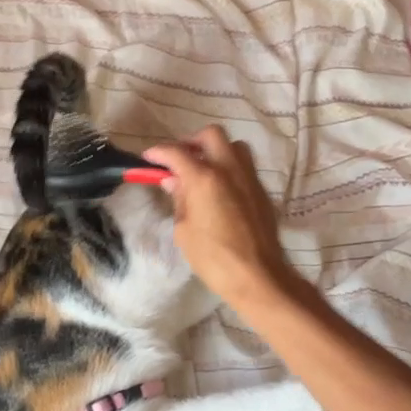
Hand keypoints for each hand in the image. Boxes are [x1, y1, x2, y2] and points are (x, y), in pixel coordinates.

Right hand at [143, 126, 299, 308]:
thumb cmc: (213, 258)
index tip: (148, 158)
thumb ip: (179, 200)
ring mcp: (249, 178)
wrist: (257, 275)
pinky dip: (229, 168)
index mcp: (204, 178)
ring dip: (216, 151)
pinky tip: (220, 189)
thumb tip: (174, 182)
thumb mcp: (184, 230)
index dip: (159, 152)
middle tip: (180, 160)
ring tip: (203, 171)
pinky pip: (244, 166)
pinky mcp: (261, 191)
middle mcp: (229, 169)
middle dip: (192, 142)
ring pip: (234, 146)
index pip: (176, 152)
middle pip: (211, 135)